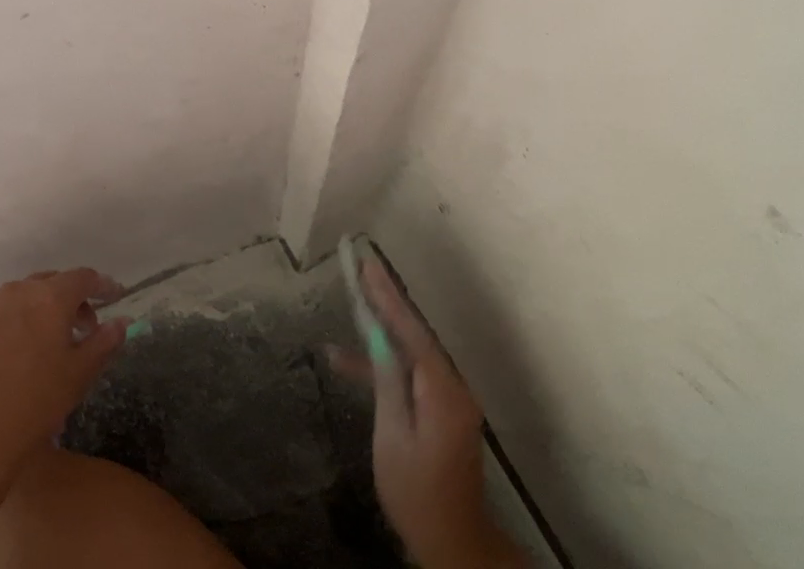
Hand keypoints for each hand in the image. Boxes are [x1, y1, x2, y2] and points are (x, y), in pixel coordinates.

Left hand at [0, 268, 128, 465]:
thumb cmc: (34, 406)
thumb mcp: (80, 375)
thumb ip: (105, 341)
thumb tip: (120, 320)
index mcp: (49, 298)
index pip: (83, 278)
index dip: (102, 285)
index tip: (114, 296)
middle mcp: (13, 293)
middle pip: (48, 285)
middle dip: (67, 301)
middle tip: (79, 329)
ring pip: (14, 302)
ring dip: (31, 316)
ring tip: (37, 349)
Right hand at [345, 261, 522, 567]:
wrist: (452, 538)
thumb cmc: (416, 492)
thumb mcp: (392, 437)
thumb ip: (388, 384)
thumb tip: (380, 341)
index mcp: (443, 391)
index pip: (411, 332)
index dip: (388, 298)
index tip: (369, 266)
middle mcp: (453, 387)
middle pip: (415, 336)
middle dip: (388, 303)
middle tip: (363, 270)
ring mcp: (450, 399)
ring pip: (413, 354)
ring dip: (383, 332)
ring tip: (353, 304)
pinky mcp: (443, 411)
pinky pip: (414, 376)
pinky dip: (387, 368)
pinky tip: (349, 363)